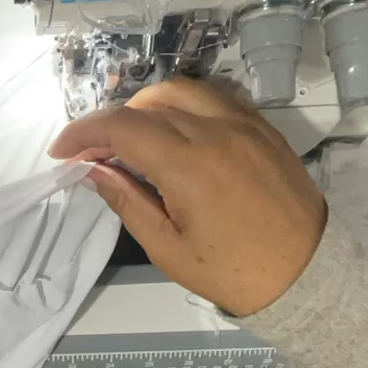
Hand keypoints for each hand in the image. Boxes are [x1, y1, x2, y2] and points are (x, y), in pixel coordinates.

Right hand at [50, 78, 326, 316]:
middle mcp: (216, 131)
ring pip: (181, 91)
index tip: (61, 153)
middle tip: (94, 155)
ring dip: (146, 107)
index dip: (83, 133)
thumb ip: (126, 199)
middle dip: (110, 122)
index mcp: (188, 164)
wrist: (306, 276)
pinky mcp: (262, 129)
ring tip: (132, 139)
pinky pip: (214, 98)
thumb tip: (93, 170)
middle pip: (147, 103)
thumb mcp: (166, 247)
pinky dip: (182, 106)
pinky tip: (173, 133)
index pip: (121, 126)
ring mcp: (244, 125)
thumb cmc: (229, 272)